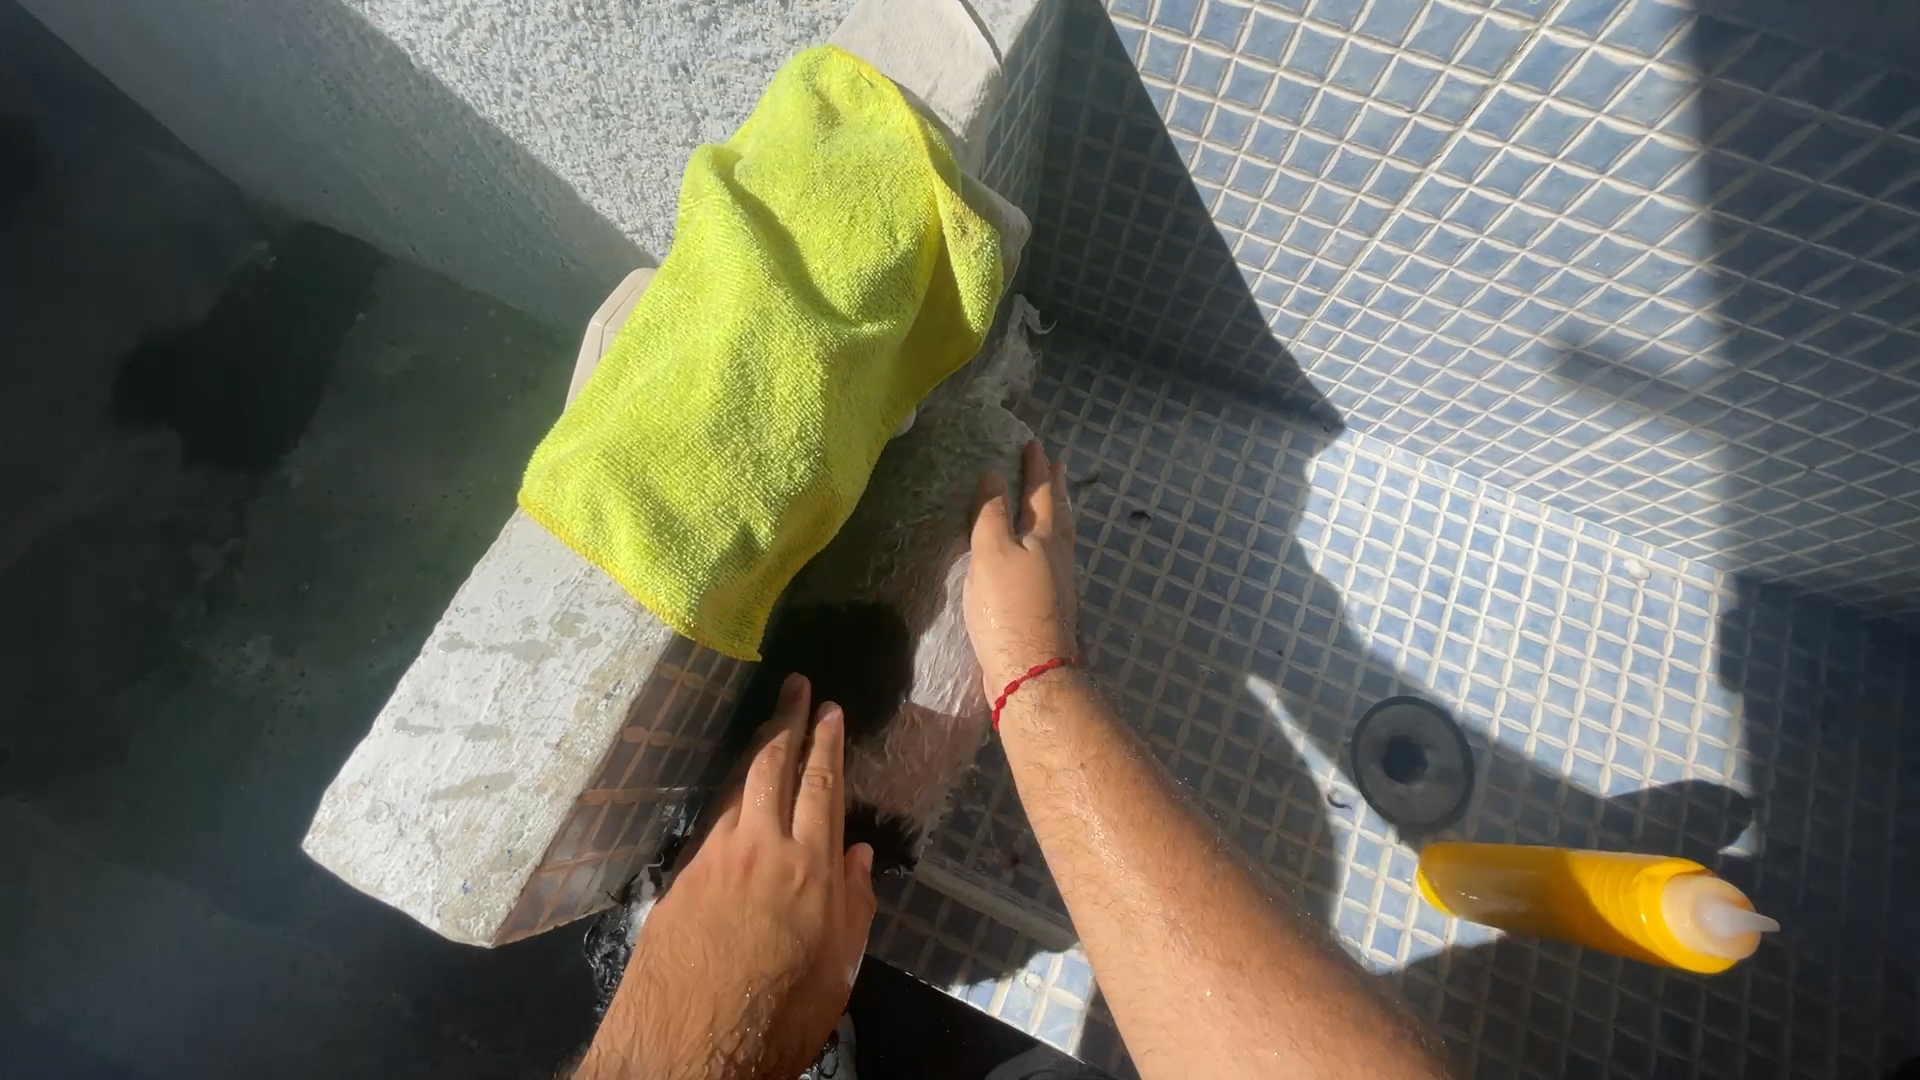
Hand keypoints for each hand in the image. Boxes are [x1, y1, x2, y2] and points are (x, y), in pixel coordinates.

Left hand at [577, 674, 876, 1079]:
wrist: (683, 1056)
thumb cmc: (778, 1017)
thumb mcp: (839, 971)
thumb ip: (854, 905)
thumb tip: (856, 852)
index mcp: (810, 867)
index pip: (822, 785)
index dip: (827, 743)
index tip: (831, 709)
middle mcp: (763, 846)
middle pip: (775, 765)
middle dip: (788, 718)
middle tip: (795, 683)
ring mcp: (716, 855)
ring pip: (739, 782)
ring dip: (757, 745)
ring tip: (770, 719)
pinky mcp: (682, 873)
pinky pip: (713, 815)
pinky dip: (730, 788)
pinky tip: (735, 785)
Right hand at [965, 439, 1078, 695]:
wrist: (1030, 670)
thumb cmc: (1007, 607)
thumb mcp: (991, 553)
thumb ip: (991, 513)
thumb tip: (993, 474)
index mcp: (1043, 536)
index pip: (1039, 491)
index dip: (1035, 467)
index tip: (1034, 444)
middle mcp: (1058, 553)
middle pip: (1059, 511)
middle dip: (1055, 485)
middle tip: (1058, 464)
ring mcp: (1060, 579)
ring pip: (1061, 534)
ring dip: (1058, 511)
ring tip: (1055, 500)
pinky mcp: (1052, 602)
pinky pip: (1054, 555)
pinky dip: (1050, 539)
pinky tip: (1041, 550)